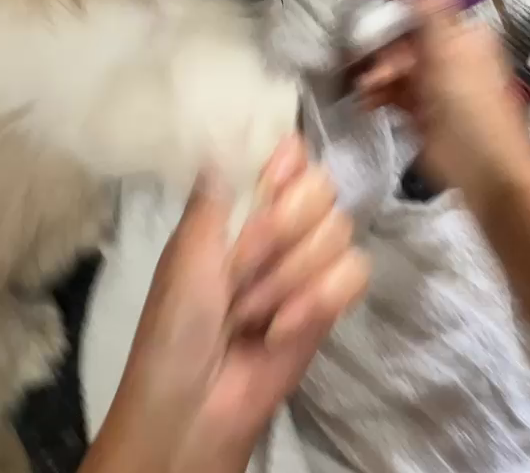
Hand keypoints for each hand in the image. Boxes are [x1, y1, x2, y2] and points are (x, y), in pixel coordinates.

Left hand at [98, 137, 368, 471]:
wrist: (194, 405)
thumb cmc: (175, 322)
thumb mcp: (187, 248)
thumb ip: (219, 188)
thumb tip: (232, 125)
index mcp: (243, 204)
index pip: (290, 154)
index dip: (286, 166)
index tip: (269, 186)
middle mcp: (282, 225)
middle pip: (322, 188)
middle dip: (281, 230)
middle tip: (240, 267)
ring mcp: (309, 263)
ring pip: (338, 231)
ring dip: (288, 278)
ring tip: (251, 312)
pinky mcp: (331, 303)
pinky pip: (354, 274)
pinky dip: (316, 302)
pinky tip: (280, 328)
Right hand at [355, 0, 529, 206]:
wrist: (485, 173)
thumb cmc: (471, 108)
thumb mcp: (449, 52)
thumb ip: (432, 7)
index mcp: (463, 36)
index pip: (423, 15)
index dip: (396, 19)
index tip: (373, 25)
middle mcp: (449, 56)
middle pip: (405, 43)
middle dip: (384, 54)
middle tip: (369, 67)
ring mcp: (435, 86)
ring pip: (397, 69)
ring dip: (379, 77)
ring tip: (367, 90)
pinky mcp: (421, 112)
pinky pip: (394, 95)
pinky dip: (380, 96)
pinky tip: (367, 102)